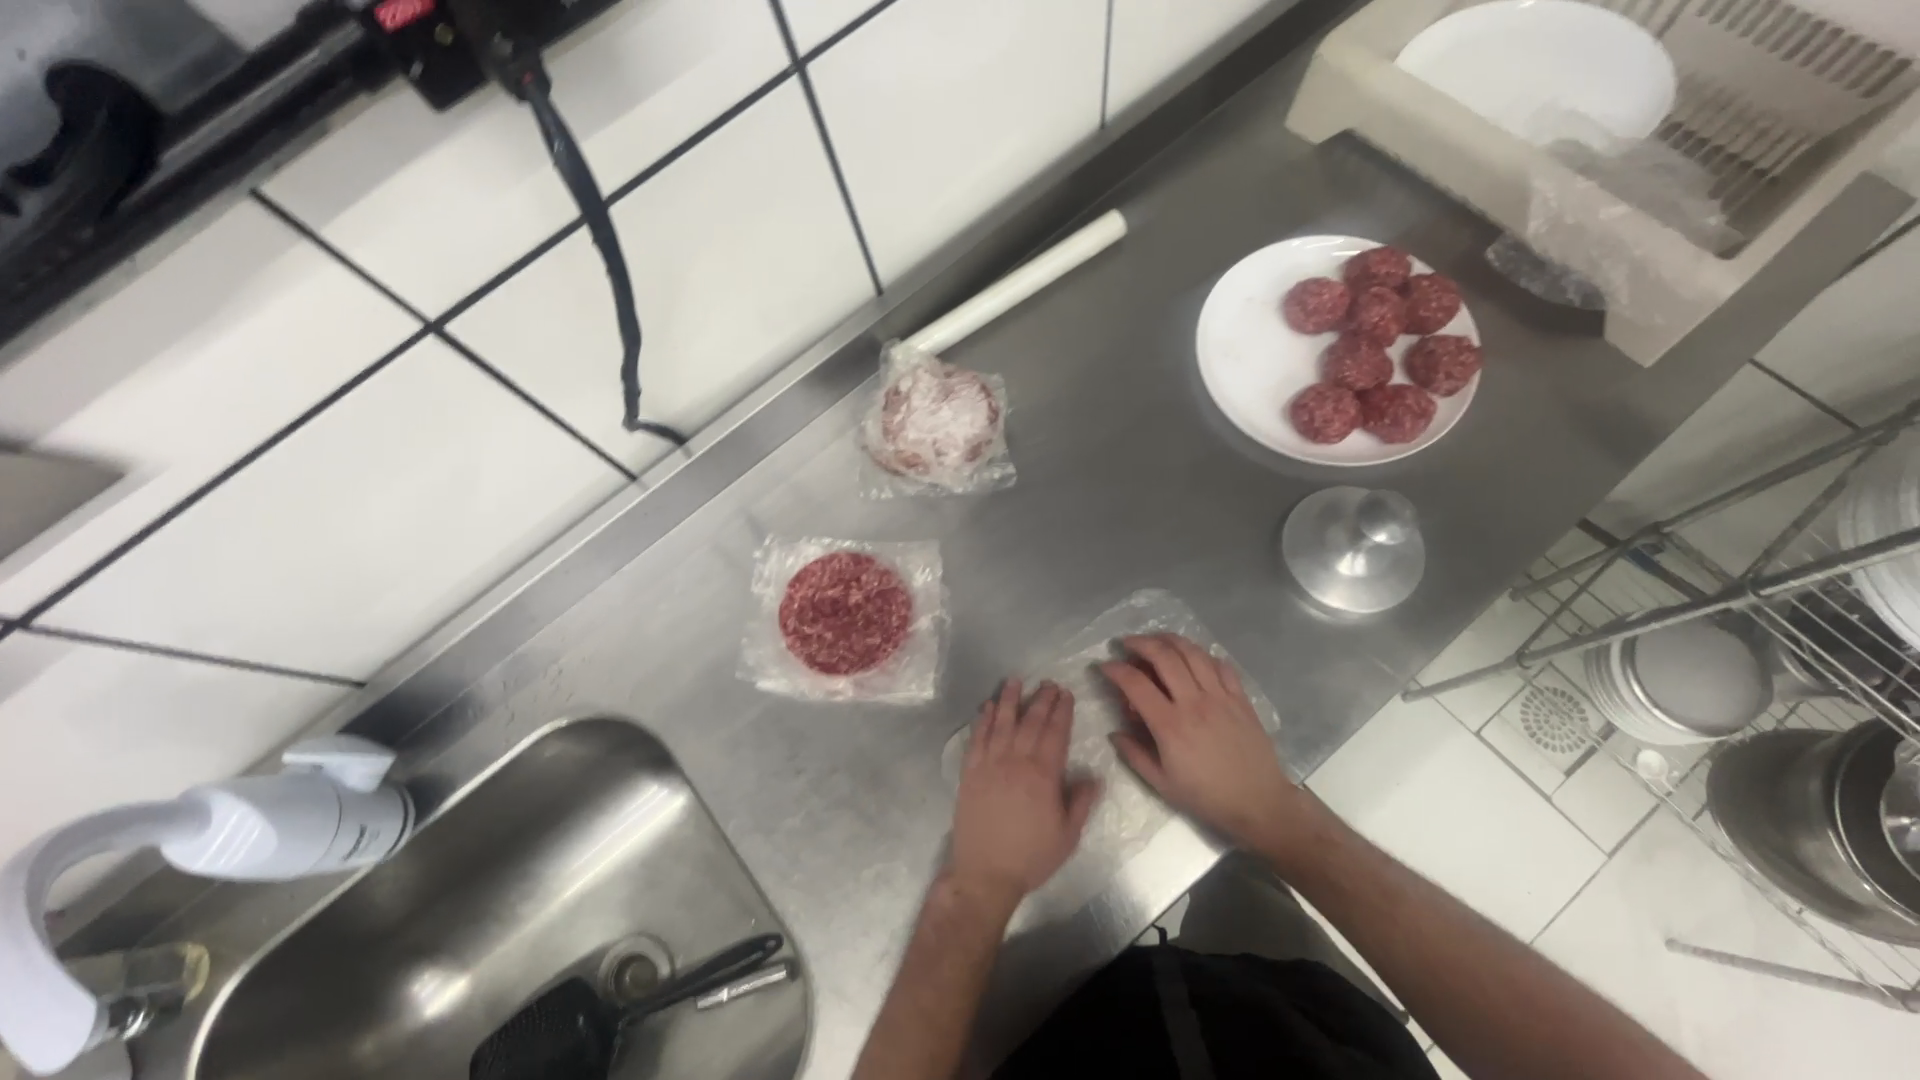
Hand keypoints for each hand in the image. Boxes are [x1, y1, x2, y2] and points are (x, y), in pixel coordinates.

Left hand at [947, 679, 1100, 907]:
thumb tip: (1093, 777)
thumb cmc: (1031, 857)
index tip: (1066, 694)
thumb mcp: (1068, 836)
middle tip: (1048, 683)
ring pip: (1001, 723)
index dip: (1062, 711)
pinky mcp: (969, 773)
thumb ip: (1080, 803)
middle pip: (1030, 722)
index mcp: (1043, 775)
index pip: (1055, 733)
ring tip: (1015, 681)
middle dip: (1041, 699)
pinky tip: (987, 707)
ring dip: (1009, 700)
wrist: (985, 873)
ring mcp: (989, 765)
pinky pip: (976, 739)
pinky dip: (982, 720)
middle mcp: (1016, 762)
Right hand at [1101, 634, 1321, 857]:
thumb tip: (1115, 734)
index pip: (1136, 684)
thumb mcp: (1162, 784)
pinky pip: (1220, 665)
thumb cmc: (1206, 797)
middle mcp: (1194, 703)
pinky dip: (1203, 655)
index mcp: (1170, 726)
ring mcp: (1220, 697)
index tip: (1104, 666)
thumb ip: (1134, 755)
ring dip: (1170, 640)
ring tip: (1157, 640)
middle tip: (1126, 643)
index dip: (1115, 669)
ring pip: (1193, 653)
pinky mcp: (1240, 698)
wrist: (1258, 802)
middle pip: (1164, 657)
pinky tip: (1194, 658)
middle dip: (1140, 643)